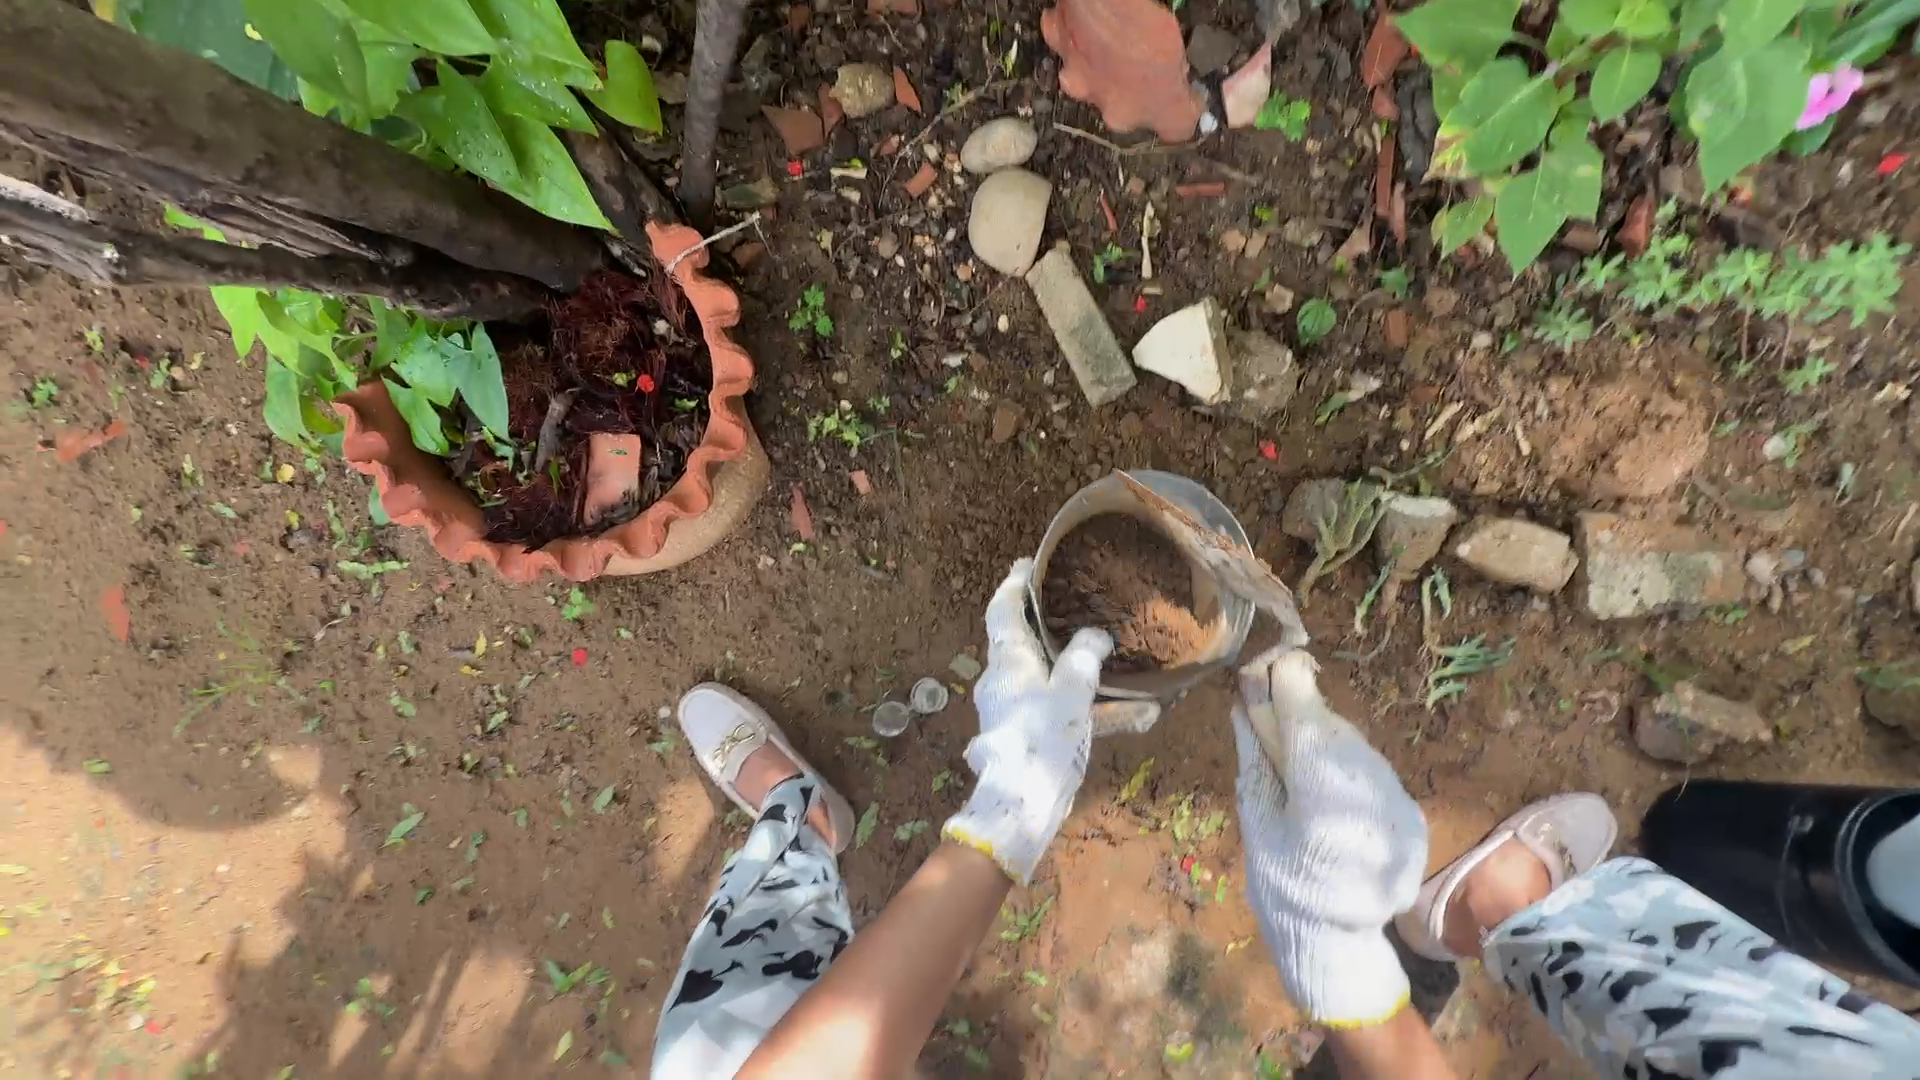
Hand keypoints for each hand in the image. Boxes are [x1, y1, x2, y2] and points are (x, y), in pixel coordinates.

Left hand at [942, 559, 1111, 883]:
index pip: (1003, 610)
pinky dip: (1089, 706)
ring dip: (1073, 664)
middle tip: (1071, 603)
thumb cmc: (1042, 740)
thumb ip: (1083, 658)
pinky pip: (1060, 709)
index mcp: (1008, 662)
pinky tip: (1138, 714)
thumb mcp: (1070, 692)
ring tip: (1107, 652)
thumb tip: (1094, 637)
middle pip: (1021, 640)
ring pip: (1045, 675)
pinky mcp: (1029, 735)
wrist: (1021, 807)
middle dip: (1043, 621)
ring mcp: (1014, 710)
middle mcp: (1004, 681)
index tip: (1027, 564)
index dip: (1014, 584)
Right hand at [1232, 645, 1427, 1027]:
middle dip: (1303, 712)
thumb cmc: (1280, 876)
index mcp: (1319, 795)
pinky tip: (1331, 787)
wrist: (1333, 935)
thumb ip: (1255, 753)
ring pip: (1355, 746)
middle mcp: (1368, 793)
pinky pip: (1374, 770)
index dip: (1289, 682)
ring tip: (1303, 763)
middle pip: (1331, 727)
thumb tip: (1243, 700)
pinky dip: (1348, 766)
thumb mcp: (1255, 814)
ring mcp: (1398, 805)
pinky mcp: (1413, 815)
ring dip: (1326, 739)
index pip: (1307, 716)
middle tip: (1276, 712)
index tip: (1275, 661)